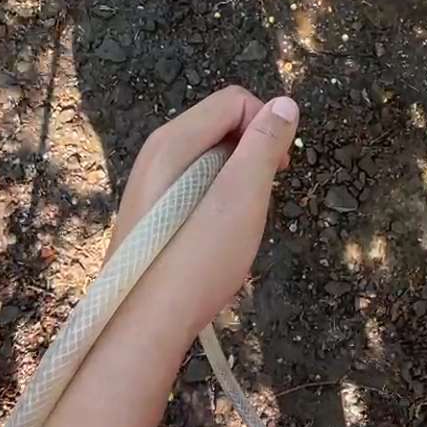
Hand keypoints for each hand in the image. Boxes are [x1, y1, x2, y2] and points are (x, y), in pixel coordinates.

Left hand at [108, 86, 298, 345]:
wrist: (141, 327)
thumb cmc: (196, 259)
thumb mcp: (241, 197)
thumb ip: (263, 144)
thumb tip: (285, 102)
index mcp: (174, 139)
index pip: (234, 99)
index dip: (266, 124)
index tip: (280, 168)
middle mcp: (157, 150)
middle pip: (222, 124)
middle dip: (252, 152)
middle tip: (260, 199)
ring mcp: (151, 180)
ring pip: (212, 155)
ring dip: (238, 178)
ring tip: (239, 222)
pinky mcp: (152, 208)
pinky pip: (197, 181)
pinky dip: (218, 197)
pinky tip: (218, 235)